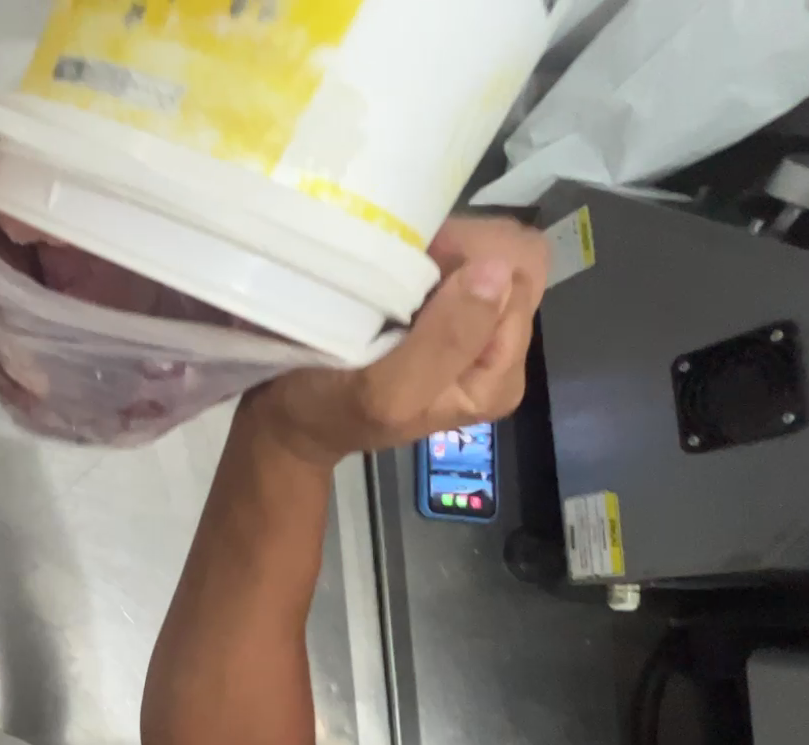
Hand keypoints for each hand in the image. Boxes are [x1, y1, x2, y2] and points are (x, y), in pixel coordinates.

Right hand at [250, 216, 549, 467]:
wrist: (289, 426)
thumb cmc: (327, 412)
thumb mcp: (382, 392)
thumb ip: (443, 342)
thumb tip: (496, 270)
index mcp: (496, 377)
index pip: (519, 282)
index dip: (466, 262)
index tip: (406, 275)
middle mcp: (498, 351)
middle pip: (513, 264)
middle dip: (459, 254)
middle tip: (396, 274)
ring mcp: (474, 333)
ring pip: (488, 256)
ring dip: (440, 254)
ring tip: (390, 279)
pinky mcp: (447, 319)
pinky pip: (460, 266)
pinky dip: (427, 260)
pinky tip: (393, 281)